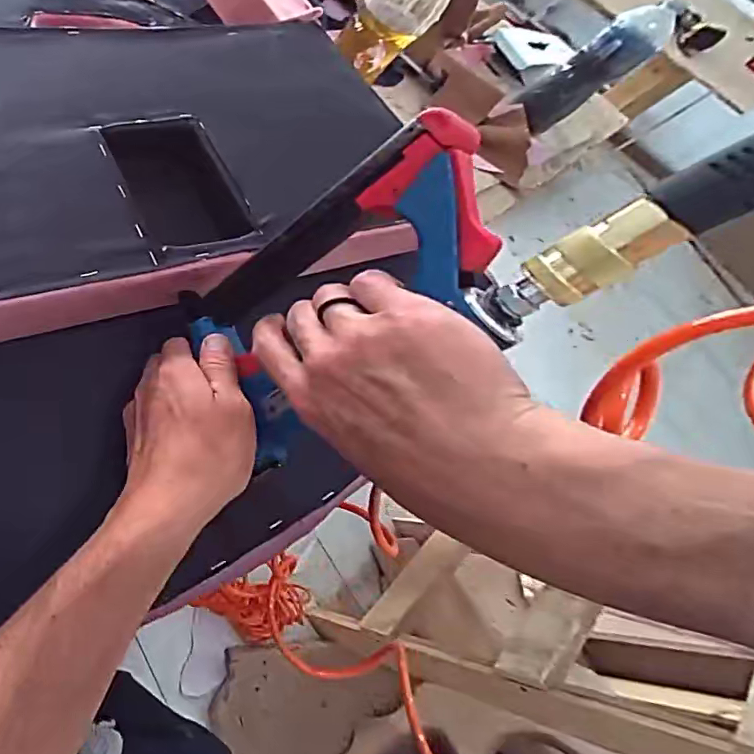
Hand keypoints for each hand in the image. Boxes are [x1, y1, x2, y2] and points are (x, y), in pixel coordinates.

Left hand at [118, 336, 255, 525]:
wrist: (165, 508)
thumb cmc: (209, 455)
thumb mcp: (235, 406)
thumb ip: (222, 366)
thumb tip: (214, 339)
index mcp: (175, 368)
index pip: (185, 340)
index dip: (207, 353)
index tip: (228, 374)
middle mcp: (150, 383)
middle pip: (170, 364)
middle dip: (192, 375)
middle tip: (222, 401)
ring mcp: (137, 412)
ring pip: (162, 392)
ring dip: (180, 400)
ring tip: (208, 428)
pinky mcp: (134, 440)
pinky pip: (155, 417)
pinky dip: (168, 423)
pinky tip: (186, 445)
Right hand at [250, 271, 540, 480]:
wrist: (486, 464)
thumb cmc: (431, 472)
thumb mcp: (356, 445)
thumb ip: (335, 402)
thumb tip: (339, 377)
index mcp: (312, 399)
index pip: (267, 344)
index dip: (276, 328)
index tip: (285, 325)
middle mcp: (330, 362)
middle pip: (301, 312)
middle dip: (319, 314)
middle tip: (345, 323)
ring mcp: (364, 334)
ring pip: (334, 294)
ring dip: (351, 302)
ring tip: (380, 317)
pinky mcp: (403, 313)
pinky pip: (373, 281)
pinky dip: (382, 289)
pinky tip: (400, 305)